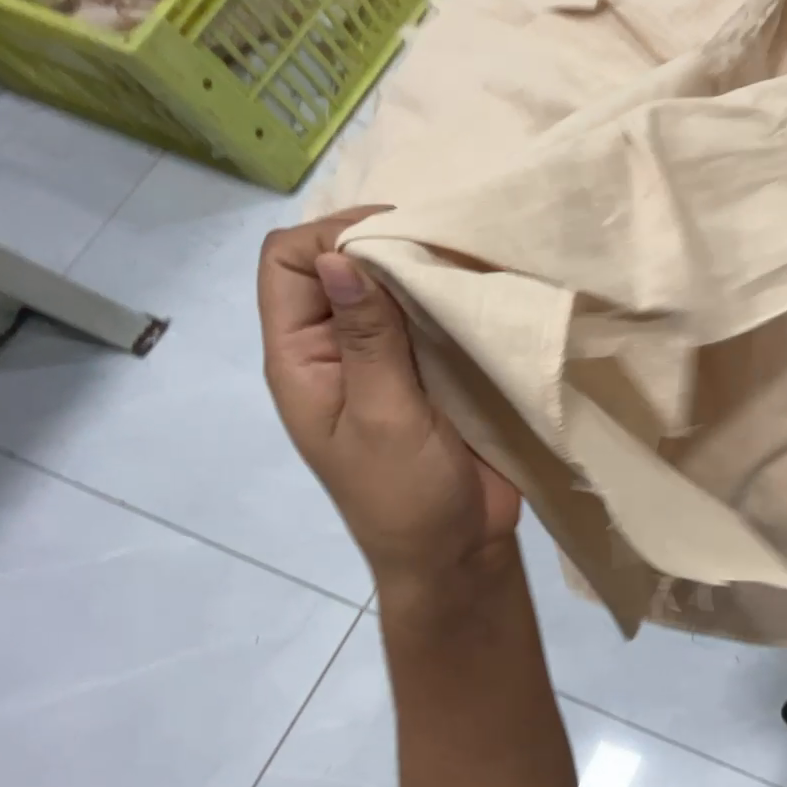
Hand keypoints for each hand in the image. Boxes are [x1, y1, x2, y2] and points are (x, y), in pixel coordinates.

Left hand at [258, 208, 521, 588]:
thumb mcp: (383, 417)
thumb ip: (367, 340)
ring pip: (398, 296)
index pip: (292, 264)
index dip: (335, 236)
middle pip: (345, 270)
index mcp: (305, 359)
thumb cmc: (406, 495)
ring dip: (431, 276)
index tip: (403, 234)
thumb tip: (340, 256)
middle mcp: (343, 352)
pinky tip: (495, 300)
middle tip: (452, 243)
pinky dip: (462, 308)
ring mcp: (395, 367)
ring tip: (478, 264)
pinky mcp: (441, 381)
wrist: (458, 552)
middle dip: (390, 247)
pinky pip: (442, 329)